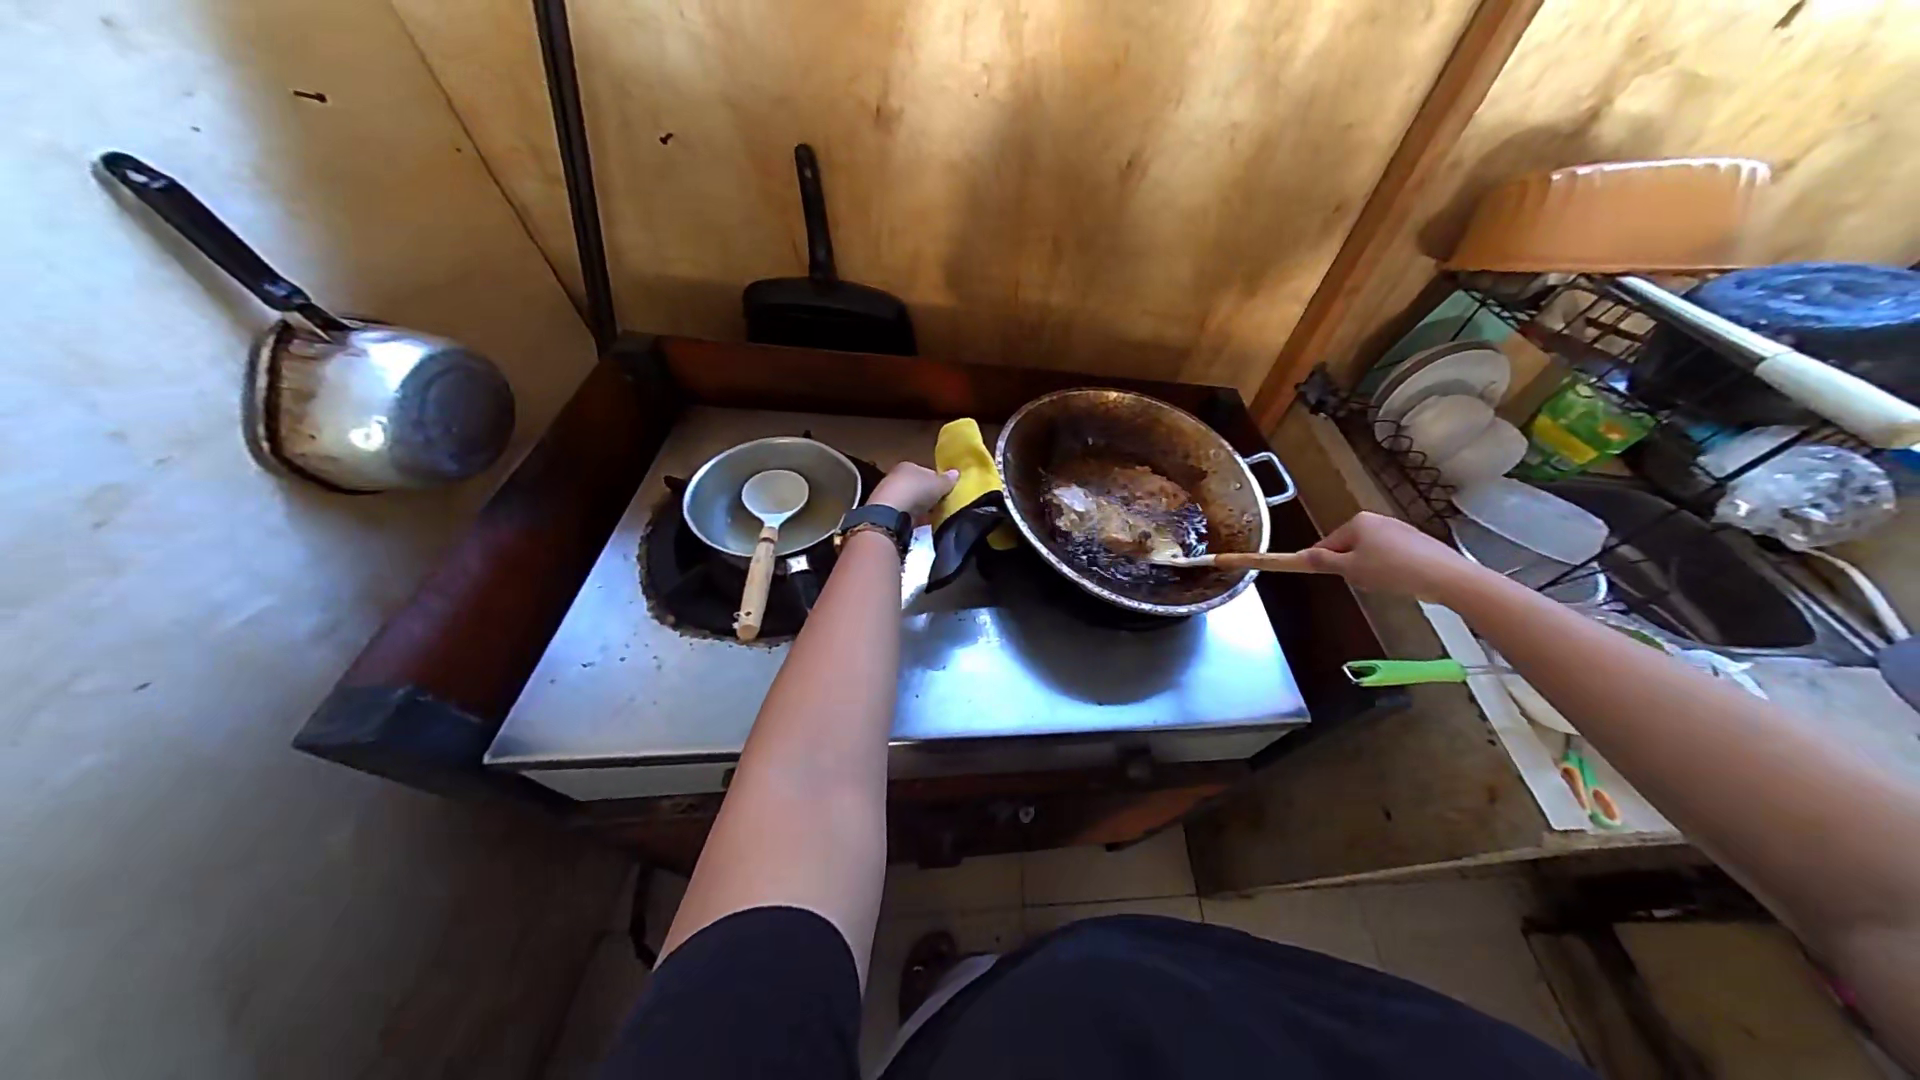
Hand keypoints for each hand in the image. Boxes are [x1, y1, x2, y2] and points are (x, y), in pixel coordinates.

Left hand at [867, 463, 958, 520]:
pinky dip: (908, 517)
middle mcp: (895, 476)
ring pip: (908, 499)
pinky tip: (915, 523)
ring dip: (917, 507)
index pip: (925, 472)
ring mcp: (886, 493)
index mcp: (908, 465)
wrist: (890, 512)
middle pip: (916, 486)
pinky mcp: (882, 510)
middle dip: (926, 495)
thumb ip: (947, 480)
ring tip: (928, 517)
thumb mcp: (938, 484)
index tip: (944, 492)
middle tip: (938, 506)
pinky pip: (901, 512)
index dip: (936, 481)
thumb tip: (956, 472)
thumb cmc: (916, 491)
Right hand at [1300, 511, 1488, 603]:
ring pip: (1370, 553)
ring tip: (1382, 583)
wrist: (1445, 576)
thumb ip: (1323, 562)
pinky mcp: (1417, 542)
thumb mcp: (1350, 569)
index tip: (1323, 575)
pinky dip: (1389, 569)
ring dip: (1369, 569)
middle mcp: (1378, 520)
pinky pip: (1391, 556)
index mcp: (1358, 522)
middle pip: (1349, 547)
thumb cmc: (1391, 570)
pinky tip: (1399, 581)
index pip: (1328, 543)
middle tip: (1359, 582)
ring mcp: (1399, 530)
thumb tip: (1301, 555)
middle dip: (1350, 566)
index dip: (1323, 562)